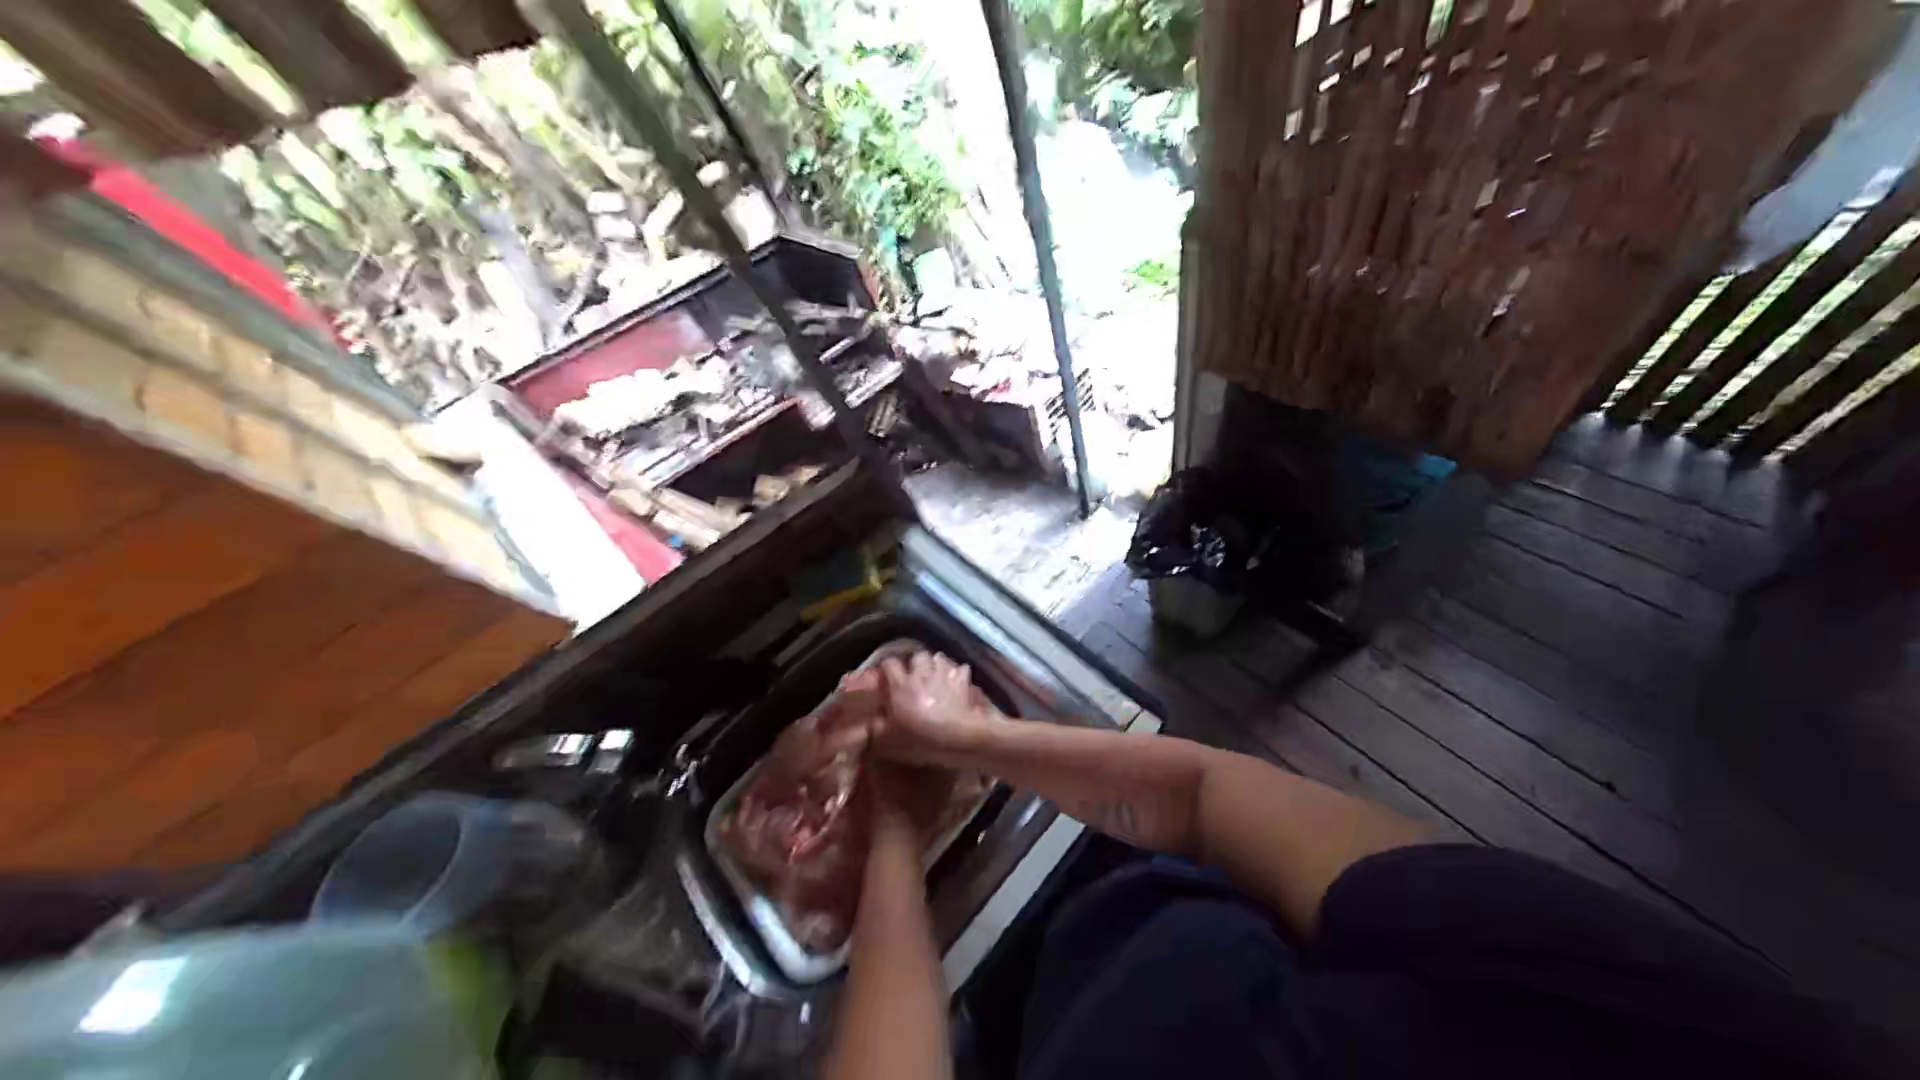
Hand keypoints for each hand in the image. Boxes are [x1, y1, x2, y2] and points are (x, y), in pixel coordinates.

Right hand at [875, 652, 1004, 765]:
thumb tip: (867, 726)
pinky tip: (956, 681)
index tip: (887, 677)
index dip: (887, 668)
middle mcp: (921, 674)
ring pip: (938, 657)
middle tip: (914, 676)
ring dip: (935, 664)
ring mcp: (943, 674)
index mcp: (901, 686)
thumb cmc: (923, 739)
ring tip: (934, 675)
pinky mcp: (962, 679)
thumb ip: (876, 730)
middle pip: (916, 656)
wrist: (959, 736)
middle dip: (915, 663)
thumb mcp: (891, 740)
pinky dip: (956, 672)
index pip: (889, 664)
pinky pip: (959, 668)